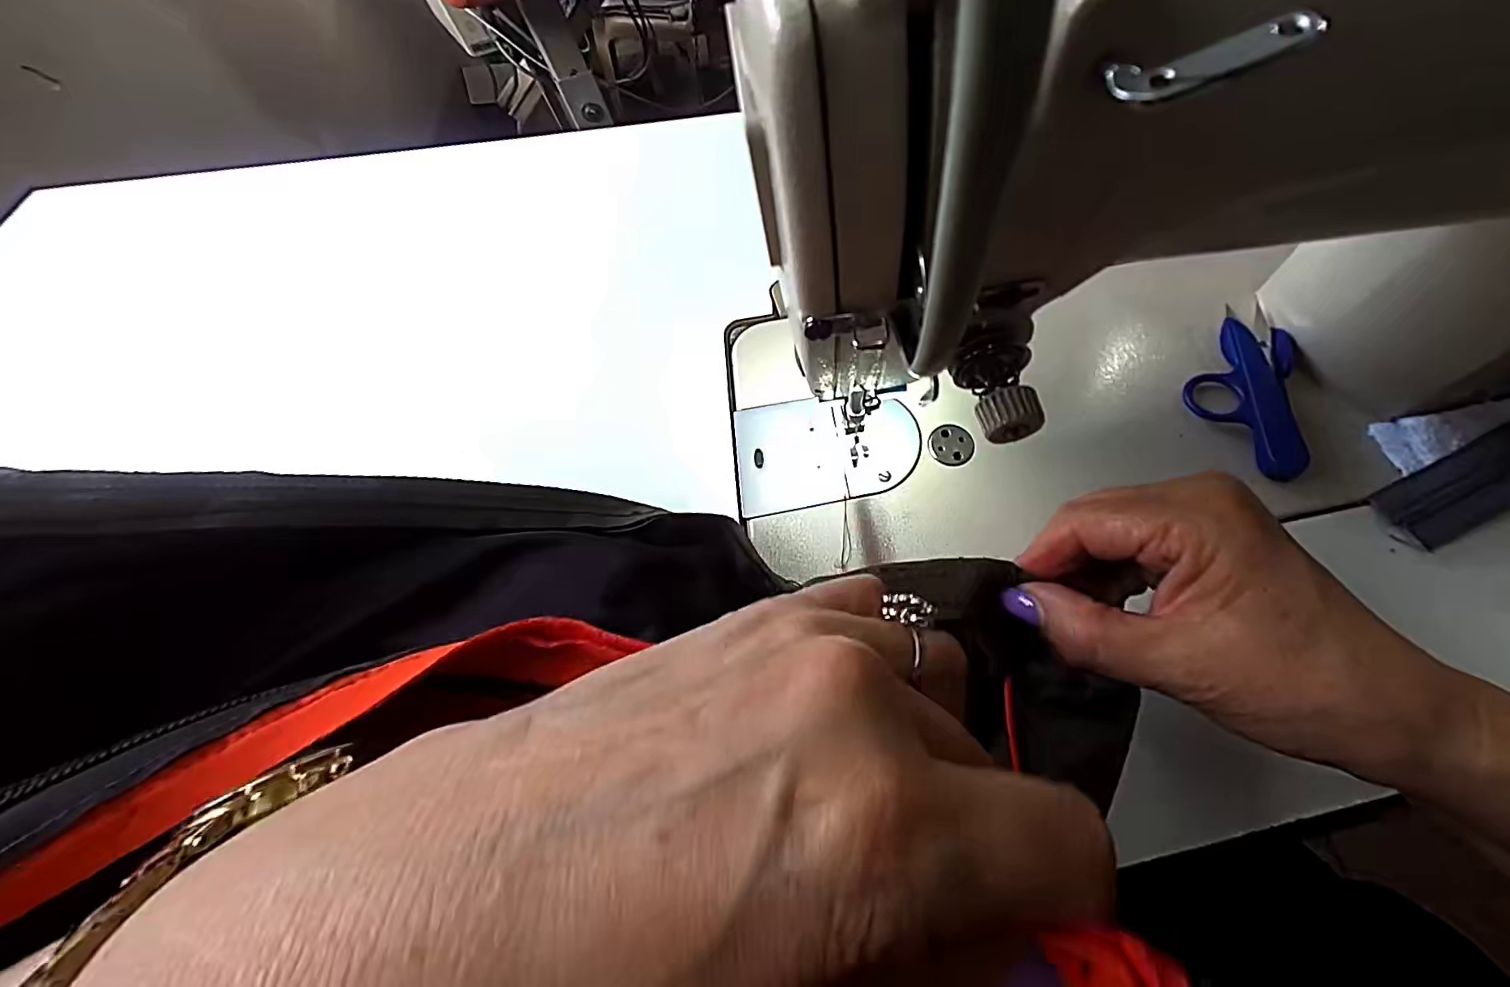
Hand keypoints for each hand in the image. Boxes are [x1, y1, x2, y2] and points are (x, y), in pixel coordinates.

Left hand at [82, 577, 1113, 986]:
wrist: (388, 920)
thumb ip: (931, 978)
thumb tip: (1010, 943)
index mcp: (878, 822)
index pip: (1068, 838)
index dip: (1069, 898)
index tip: (1031, 925)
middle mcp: (858, 701)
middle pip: (994, 766)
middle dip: (975, 840)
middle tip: (900, 894)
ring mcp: (806, 638)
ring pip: (938, 684)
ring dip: (923, 749)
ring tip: (846, 800)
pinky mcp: (758, 612)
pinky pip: (871, 620)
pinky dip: (874, 673)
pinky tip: (817, 717)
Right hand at [1012, 472, 1479, 782]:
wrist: (1384, 708)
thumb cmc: (1305, 682)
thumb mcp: (1177, 662)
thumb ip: (1088, 631)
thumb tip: (1026, 607)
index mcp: (1195, 512)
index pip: (1084, 518)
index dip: (1040, 558)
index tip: (1012, 601)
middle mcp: (1201, 498)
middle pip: (1097, 517)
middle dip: (1059, 565)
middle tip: (1034, 617)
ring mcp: (1210, 516)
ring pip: (1116, 531)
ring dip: (1086, 573)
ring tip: (1066, 622)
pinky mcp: (1213, 539)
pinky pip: (1142, 545)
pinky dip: (1115, 576)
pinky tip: (1102, 612)